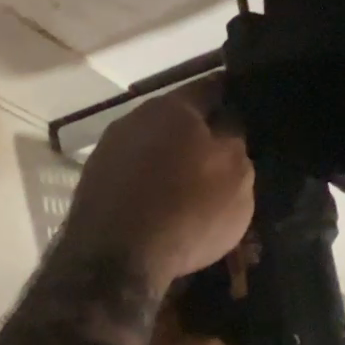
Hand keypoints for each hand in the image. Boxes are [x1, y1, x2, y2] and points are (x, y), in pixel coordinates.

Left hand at [61, 80, 254, 285]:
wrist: (115, 256)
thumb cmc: (186, 209)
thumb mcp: (236, 173)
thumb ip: (234, 140)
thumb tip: (225, 126)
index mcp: (169, 108)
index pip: (210, 88)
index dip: (234, 97)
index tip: (251, 110)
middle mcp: (131, 120)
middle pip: (177, 120)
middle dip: (201, 135)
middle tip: (227, 158)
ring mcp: (106, 151)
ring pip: (153, 148)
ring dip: (173, 162)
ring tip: (198, 188)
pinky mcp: (93, 181)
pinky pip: (133, 175)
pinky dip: (150, 184)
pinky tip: (165, 204)